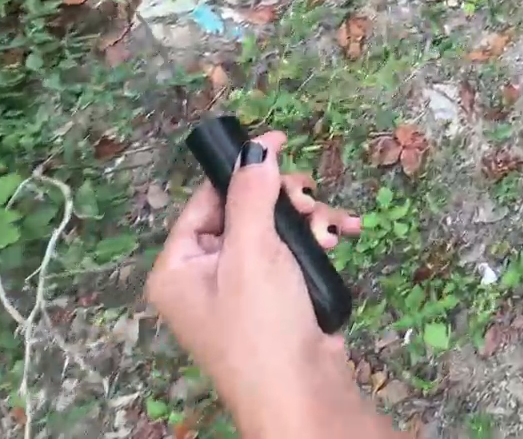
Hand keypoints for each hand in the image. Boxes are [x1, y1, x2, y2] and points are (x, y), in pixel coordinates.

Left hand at [146, 131, 386, 438]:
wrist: (299, 381)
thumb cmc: (262, 321)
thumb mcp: (255, 253)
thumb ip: (253, 198)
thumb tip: (256, 150)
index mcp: (180, 266)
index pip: (208, 200)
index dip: (245, 170)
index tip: (281, 140)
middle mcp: (206, 272)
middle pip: (249, 209)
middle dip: (288, 201)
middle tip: (310, 203)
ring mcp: (242, 282)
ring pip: (278, 226)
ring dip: (311, 219)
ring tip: (334, 228)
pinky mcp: (275, 290)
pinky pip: (294, 247)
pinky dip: (319, 237)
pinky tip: (342, 236)